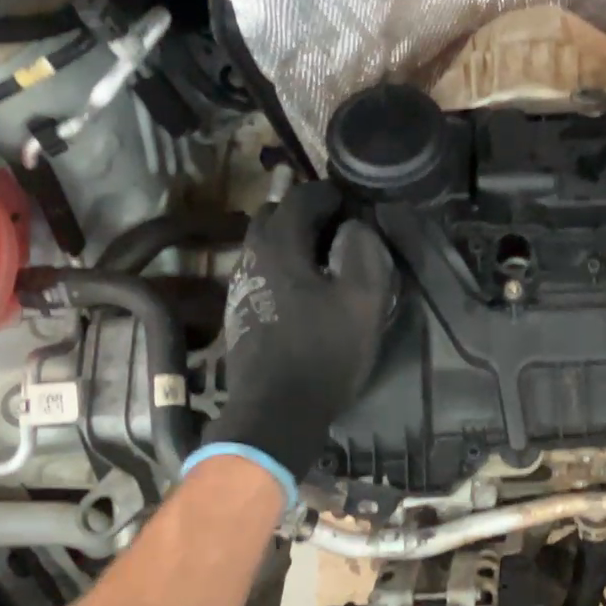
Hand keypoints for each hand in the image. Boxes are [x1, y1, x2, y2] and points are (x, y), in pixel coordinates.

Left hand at [188, 181, 394, 497]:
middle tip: (339, 230)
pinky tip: (305, 293)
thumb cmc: (325, 353)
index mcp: (281, 245)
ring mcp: (241, 285)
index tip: (354, 205)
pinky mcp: (241, 312)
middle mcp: (253, 256)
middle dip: (306, 213)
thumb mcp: (362, 301)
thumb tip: (356, 227)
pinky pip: (263, 272)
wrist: (276, 410)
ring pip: (265, 245)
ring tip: (325, 261)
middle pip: (275, 215)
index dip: (331, 195)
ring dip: (293, 242)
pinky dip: (283, 268)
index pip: (303, 196)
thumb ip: (364, 252)